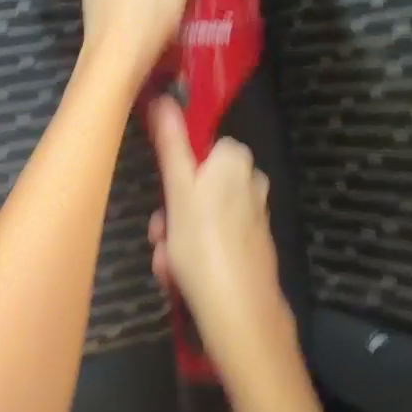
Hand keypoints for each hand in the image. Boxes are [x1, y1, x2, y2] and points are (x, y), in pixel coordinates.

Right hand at [147, 95, 291, 363]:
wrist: (240, 314)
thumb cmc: (203, 244)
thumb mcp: (178, 189)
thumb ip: (170, 143)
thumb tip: (162, 98)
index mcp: (236, 160)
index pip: (199, 147)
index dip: (176, 170)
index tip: (162, 193)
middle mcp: (249, 183)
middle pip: (195, 184)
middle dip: (170, 213)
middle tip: (160, 236)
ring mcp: (252, 217)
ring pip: (197, 216)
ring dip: (175, 238)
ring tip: (168, 264)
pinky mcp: (250, 247)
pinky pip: (211, 240)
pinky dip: (193, 255)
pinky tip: (182, 277)